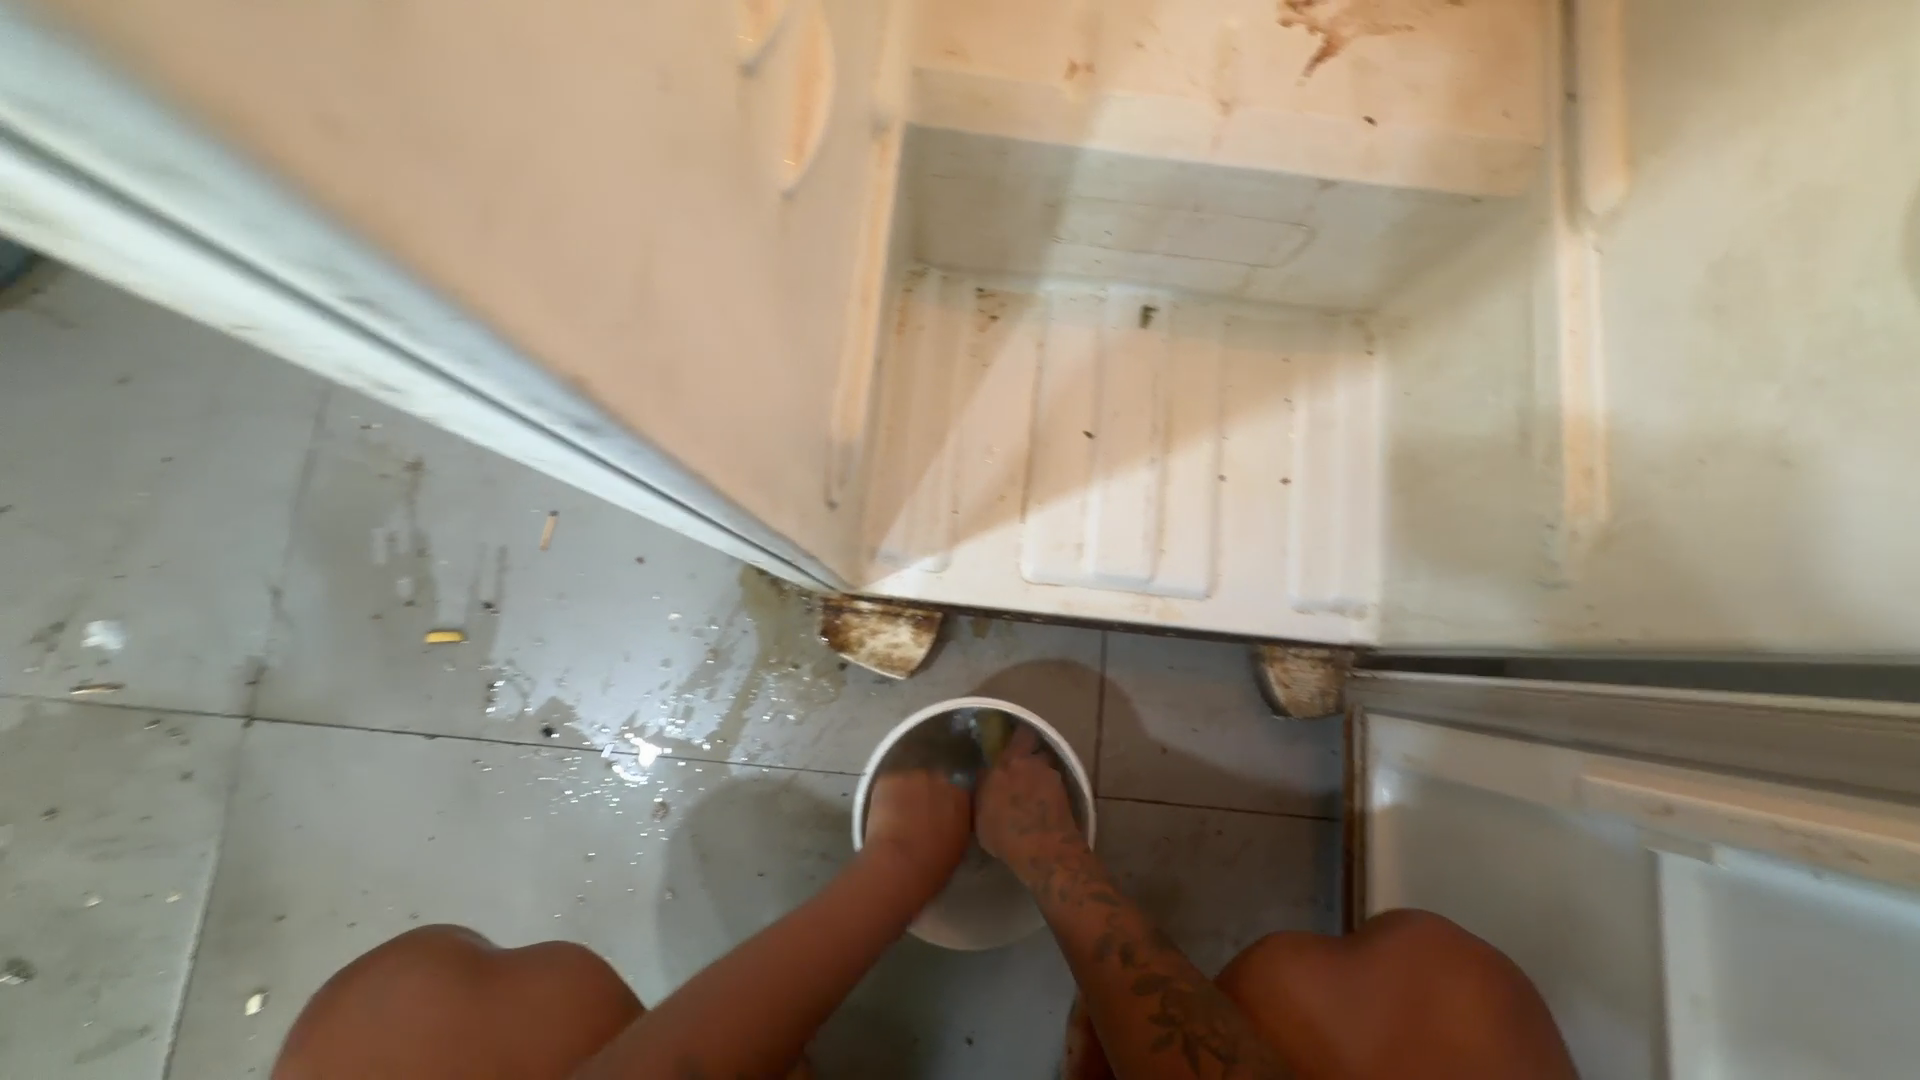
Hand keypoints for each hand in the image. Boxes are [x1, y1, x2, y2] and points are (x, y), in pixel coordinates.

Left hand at [862, 769, 972, 886]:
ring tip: (898, 816)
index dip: (945, 803)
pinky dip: (886, 796)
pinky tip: (883, 814)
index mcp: (961, 796)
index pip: (956, 791)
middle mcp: (940, 779)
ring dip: (906, 794)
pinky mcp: (889, 779)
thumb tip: (949, 819)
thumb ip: (958, 823)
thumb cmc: (934, 864)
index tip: (938, 816)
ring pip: (910, 782)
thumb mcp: (958, 844)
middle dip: (927, 795)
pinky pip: (889, 784)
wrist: (900, 863)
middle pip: (933, 782)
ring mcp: (913, 776)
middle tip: (917, 816)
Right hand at [976, 726, 1084, 872]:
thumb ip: (983, 789)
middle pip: (1031, 743)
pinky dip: (1048, 789)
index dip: (1013, 737)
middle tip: (1020, 763)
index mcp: (1005, 764)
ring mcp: (1050, 775)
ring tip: (1033, 788)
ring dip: (1038, 771)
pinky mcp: (1065, 790)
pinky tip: (1043, 803)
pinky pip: (1053, 782)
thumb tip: (984, 777)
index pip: (1015, 735)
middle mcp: (1028, 762)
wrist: (1043, 849)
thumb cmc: (1004, 834)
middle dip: (1027, 748)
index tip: (1007, 742)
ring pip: (1044, 764)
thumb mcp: (980, 815)